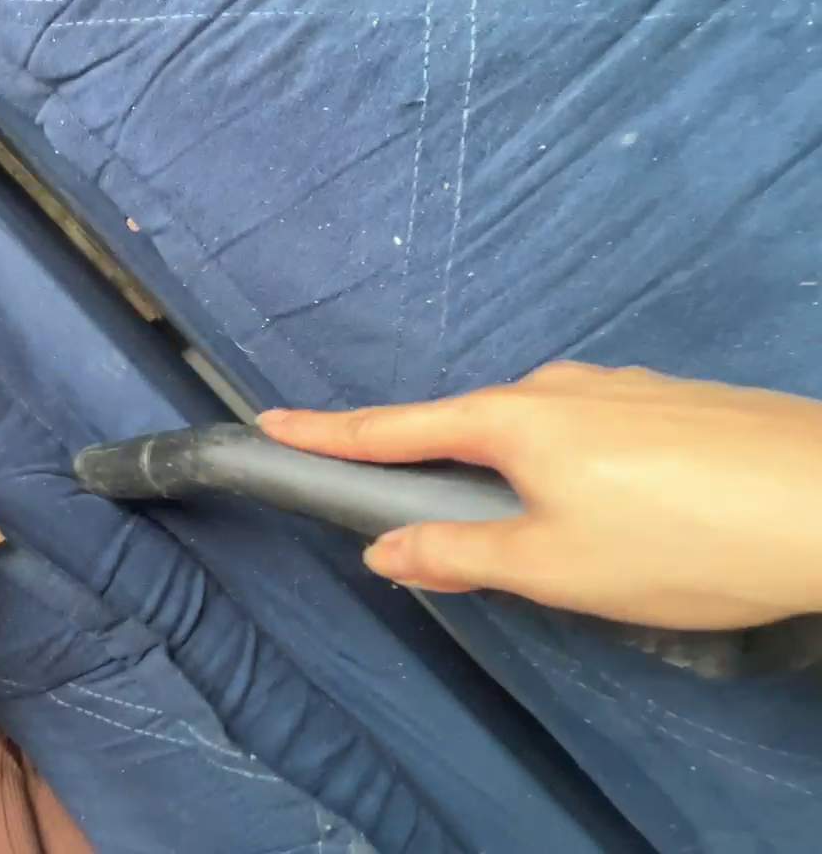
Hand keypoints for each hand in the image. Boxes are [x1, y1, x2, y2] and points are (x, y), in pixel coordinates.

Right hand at [259, 362, 821, 629]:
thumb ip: (458, 554)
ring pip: (536, 428)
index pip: (386, 429)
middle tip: (448, 515)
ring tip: (569, 526)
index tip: (269, 420)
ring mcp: (616, 386)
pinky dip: (579, 459)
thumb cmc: (686, 539)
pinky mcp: (676, 399)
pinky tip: (637, 500)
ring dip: (519, 467)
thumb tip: (384, 552)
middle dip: (441, 465)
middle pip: (464, 427)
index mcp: (504, 422)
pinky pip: (593, 426)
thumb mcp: (556, 568)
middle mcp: (547, 388)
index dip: (323, 430)